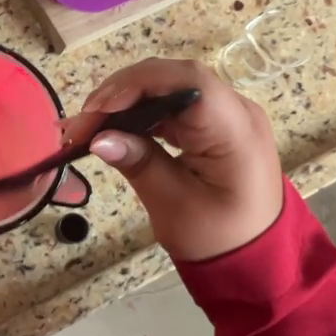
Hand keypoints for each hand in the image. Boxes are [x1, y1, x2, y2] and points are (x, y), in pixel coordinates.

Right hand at [70, 59, 283, 261]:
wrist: (254, 257)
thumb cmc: (218, 237)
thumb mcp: (173, 204)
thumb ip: (139, 163)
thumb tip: (98, 138)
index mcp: (235, 130)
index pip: (186, 82)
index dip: (137, 85)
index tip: (97, 110)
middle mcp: (236, 110)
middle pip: (171, 78)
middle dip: (120, 92)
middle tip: (81, 124)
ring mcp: (225, 113)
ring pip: (166, 86)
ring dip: (123, 101)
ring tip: (87, 127)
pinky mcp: (212, 123)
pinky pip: (170, 103)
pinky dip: (137, 111)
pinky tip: (110, 127)